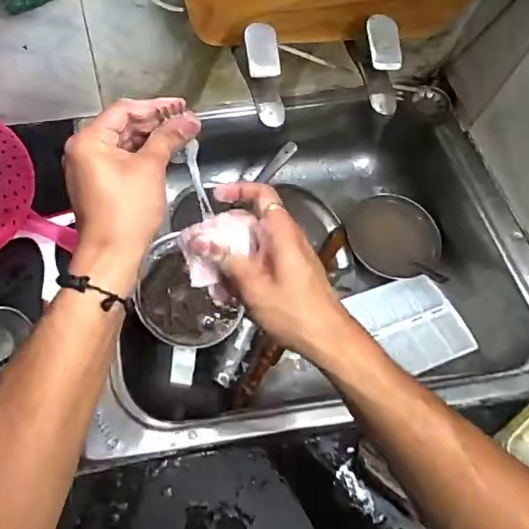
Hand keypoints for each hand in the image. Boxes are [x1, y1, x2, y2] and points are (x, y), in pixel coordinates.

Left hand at [62, 97, 198, 293]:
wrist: (111, 256)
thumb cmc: (127, 211)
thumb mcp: (150, 168)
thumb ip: (168, 138)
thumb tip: (189, 120)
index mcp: (88, 140)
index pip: (124, 110)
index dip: (155, 106)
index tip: (181, 106)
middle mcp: (82, 149)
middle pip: (122, 124)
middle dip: (154, 121)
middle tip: (184, 119)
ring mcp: (88, 166)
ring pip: (122, 141)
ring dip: (150, 137)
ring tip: (179, 133)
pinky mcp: (96, 181)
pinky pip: (119, 157)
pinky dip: (140, 153)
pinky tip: (163, 150)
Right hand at [208, 182, 365, 362]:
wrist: (328, 339)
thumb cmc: (295, 312)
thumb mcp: (253, 286)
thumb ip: (226, 259)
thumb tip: (200, 240)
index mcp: (282, 232)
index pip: (262, 193)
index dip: (238, 189)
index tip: (217, 197)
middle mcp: (287, 237)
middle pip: (251, 221)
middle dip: (224, 233)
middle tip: (203, 245)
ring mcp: (290, 254)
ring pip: (253, 244)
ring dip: (231, 256)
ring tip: (212, 276)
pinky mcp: (290, 271)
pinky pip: (261, 260)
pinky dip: (243, 269)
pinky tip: (229, 291)